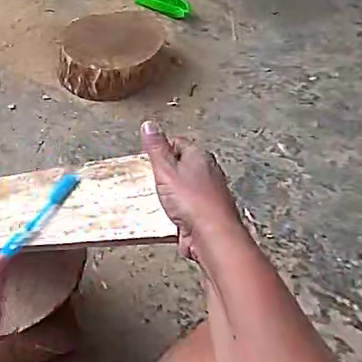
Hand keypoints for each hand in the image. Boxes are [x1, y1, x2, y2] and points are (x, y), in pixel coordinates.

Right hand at [141, 121, 238, 259]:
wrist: (212, 235)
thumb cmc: (193, 202)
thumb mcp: (165, 170)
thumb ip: (156, 148)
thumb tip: (149, 125)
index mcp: (200, 157)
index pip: (179, 143)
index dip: (163, 148)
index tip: (151, 154)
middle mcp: (208, 173)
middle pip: (184, 165)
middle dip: (168, 172)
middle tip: (155, 178)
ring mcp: (210, 194)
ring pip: (187, 188)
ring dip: (173, 194)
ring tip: (163, 199)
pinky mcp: (207, 214)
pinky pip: (189, 208)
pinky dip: (180, 211)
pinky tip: (173, 216)